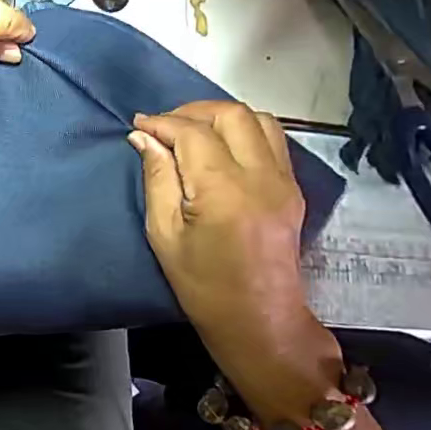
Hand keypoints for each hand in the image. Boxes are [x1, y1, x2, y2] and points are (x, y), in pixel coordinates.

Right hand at [128, 100, 341, 417]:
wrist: (258, 318)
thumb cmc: (201, 283)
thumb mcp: (163, 233)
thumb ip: (157, 178)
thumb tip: (144, 138)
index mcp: (224, 191)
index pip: (193, 133)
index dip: (161, 122)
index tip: (138, 125)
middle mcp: (261, 177)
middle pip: (231, 115)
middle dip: (192, 111)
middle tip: (163, 125)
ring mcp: (284, 181)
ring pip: (259, 120)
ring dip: (220, 117)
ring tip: (190, 132)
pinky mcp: (292, 188)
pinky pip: (271, 139)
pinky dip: (242, 131)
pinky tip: (217, 148)